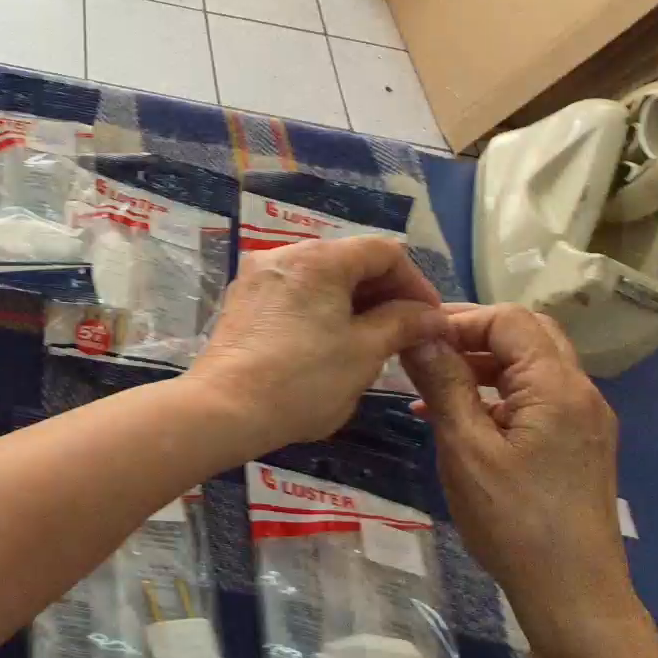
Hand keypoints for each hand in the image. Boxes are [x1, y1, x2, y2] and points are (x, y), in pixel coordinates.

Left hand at [188, 236, 446, 451]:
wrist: (227, 405)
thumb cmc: (304, 377)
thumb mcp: (366, 351)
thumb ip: (403, 324)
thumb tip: (430, 316)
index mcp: (315, 258)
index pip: (382, 252)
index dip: (415, 283)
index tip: (430, 320)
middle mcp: (280, 256)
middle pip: (347, 260)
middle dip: (383, 293)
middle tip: (408, 333)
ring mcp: (255, 278)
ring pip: (319, 278)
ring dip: (353, 303)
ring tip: (375, 341)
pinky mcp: (241, 301)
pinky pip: (292, 294)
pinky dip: (320, 309)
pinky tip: (334, 341)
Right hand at [399, 304, 636, 650]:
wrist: (571, 592)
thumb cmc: (512, 518)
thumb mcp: (465, 446)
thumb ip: (442, 384)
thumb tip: (416, 334)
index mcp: (558, 390)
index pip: (510, 321)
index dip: (458, 319)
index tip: (411, 337)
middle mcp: (580, 395)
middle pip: (527, 334)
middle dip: (469, 332)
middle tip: (418, 348)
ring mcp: (580, 421)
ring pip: (528, 363)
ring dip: (477, 360)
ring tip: (425, 380)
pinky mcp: (571, 443)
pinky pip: (530, 394)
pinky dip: (490, 388)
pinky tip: (450, 412)